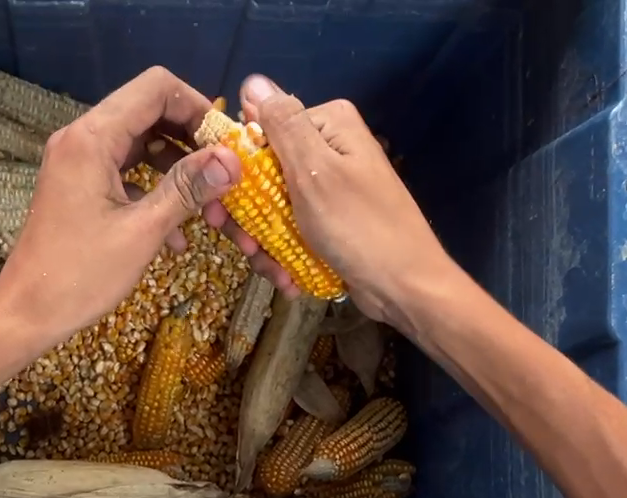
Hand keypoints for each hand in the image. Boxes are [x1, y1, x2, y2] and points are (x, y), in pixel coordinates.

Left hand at [0, 66, 241, 353]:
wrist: (27, 312)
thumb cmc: (81, 275)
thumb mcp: (142, 231)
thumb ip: (186, 189)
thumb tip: (232, 161)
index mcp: (92, 137)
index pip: (155, 88)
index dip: (197, 107)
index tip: (226, 142)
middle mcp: (81, 138)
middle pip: (147, 112)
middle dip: (189, 141)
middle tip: (223, 174)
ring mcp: (76, 163)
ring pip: (137, 146)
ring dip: (175, 170)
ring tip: (207, 208)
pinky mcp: (77, 188)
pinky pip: (122, 174)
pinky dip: (151, 192)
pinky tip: (176, 233)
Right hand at [204, 75, 458, 333]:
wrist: (403, 286)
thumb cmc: (359, 227)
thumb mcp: (315, 173)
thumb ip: (283, 127)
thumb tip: (252, 82)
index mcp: (329, 125)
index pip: (263, 134)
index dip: (238, 172)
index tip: (222, 210)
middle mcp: (330, 150)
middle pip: (266, 177)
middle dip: (252, 219)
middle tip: (249, 250)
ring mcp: (331, 189)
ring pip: (276, 211)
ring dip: (268, 246)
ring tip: (276, 272)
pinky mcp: (331, 223)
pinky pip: (294, 234)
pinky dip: (287, 258)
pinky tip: (289, 278)